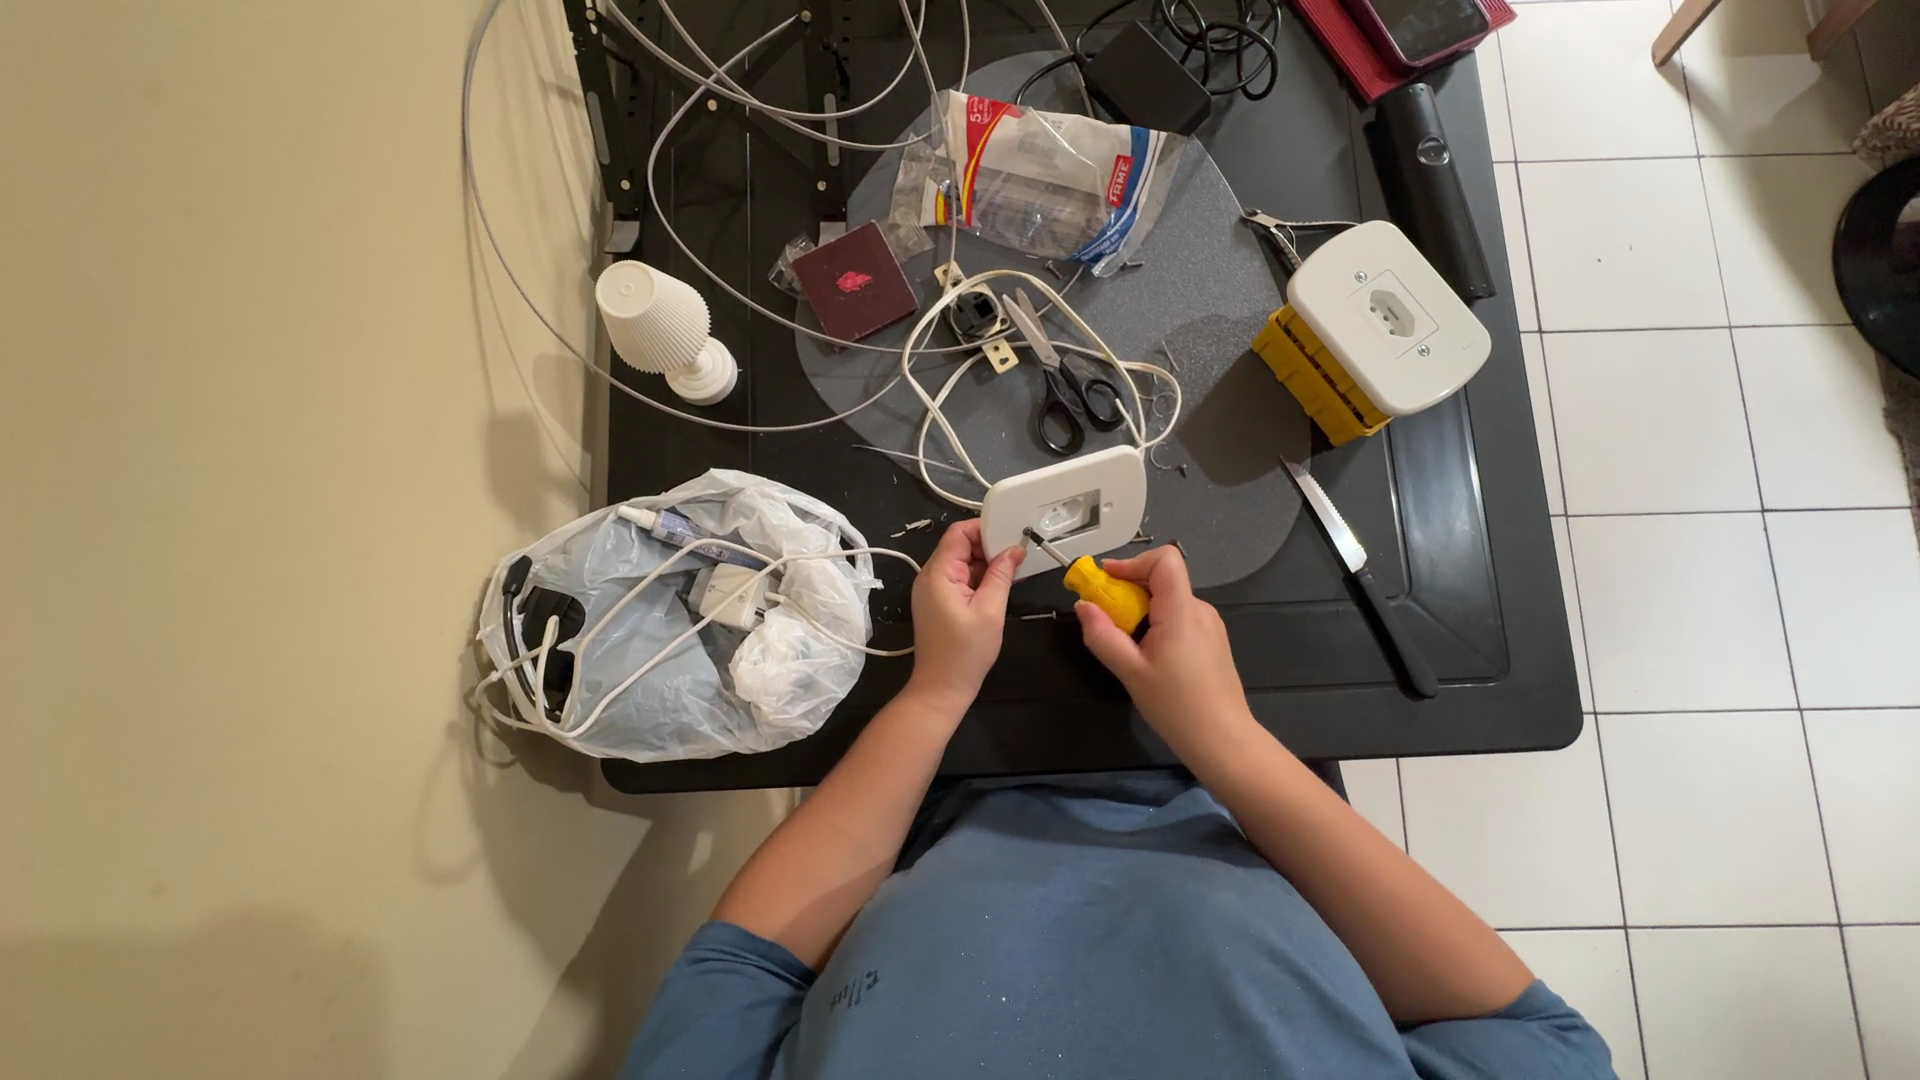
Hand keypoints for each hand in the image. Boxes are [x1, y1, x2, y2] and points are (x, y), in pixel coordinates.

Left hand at [907, 520, 1024, 705]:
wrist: (942, 687)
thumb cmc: (966, 652)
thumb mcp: (990, 611)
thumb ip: (1001, 575)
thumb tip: (1015, 549)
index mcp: (938, 574)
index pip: (958, 533)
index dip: (984, 529)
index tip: (1010, 534)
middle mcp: (929, 576)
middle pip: (958, 546)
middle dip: (988, 546)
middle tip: (1017, 554)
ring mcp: (931, 590)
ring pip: (960, 562)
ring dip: (985, 563)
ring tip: (1012, 570)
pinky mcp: (937, 602)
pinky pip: (958, 578)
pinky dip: (978, 578)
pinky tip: (998, 584)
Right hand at [1076, 545, 1252, 745]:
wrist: (1223, 740)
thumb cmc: (1176, 707)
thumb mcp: (1130, 672)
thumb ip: (1103, 635)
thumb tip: (1083, 606)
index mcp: (1182, 611)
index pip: (1165, 559)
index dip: (1133, 562)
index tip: (1106, 580)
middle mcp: (1200, 610)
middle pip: (1163, 578)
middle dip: (1129, 588)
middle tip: (1105, 615)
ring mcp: (1210, 624)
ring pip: (1169, 599)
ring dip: (1142, 608)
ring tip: (1125, 640)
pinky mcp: (1212, 639)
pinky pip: (1179, 616)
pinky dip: (1157, 622)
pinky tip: (1148, 654)